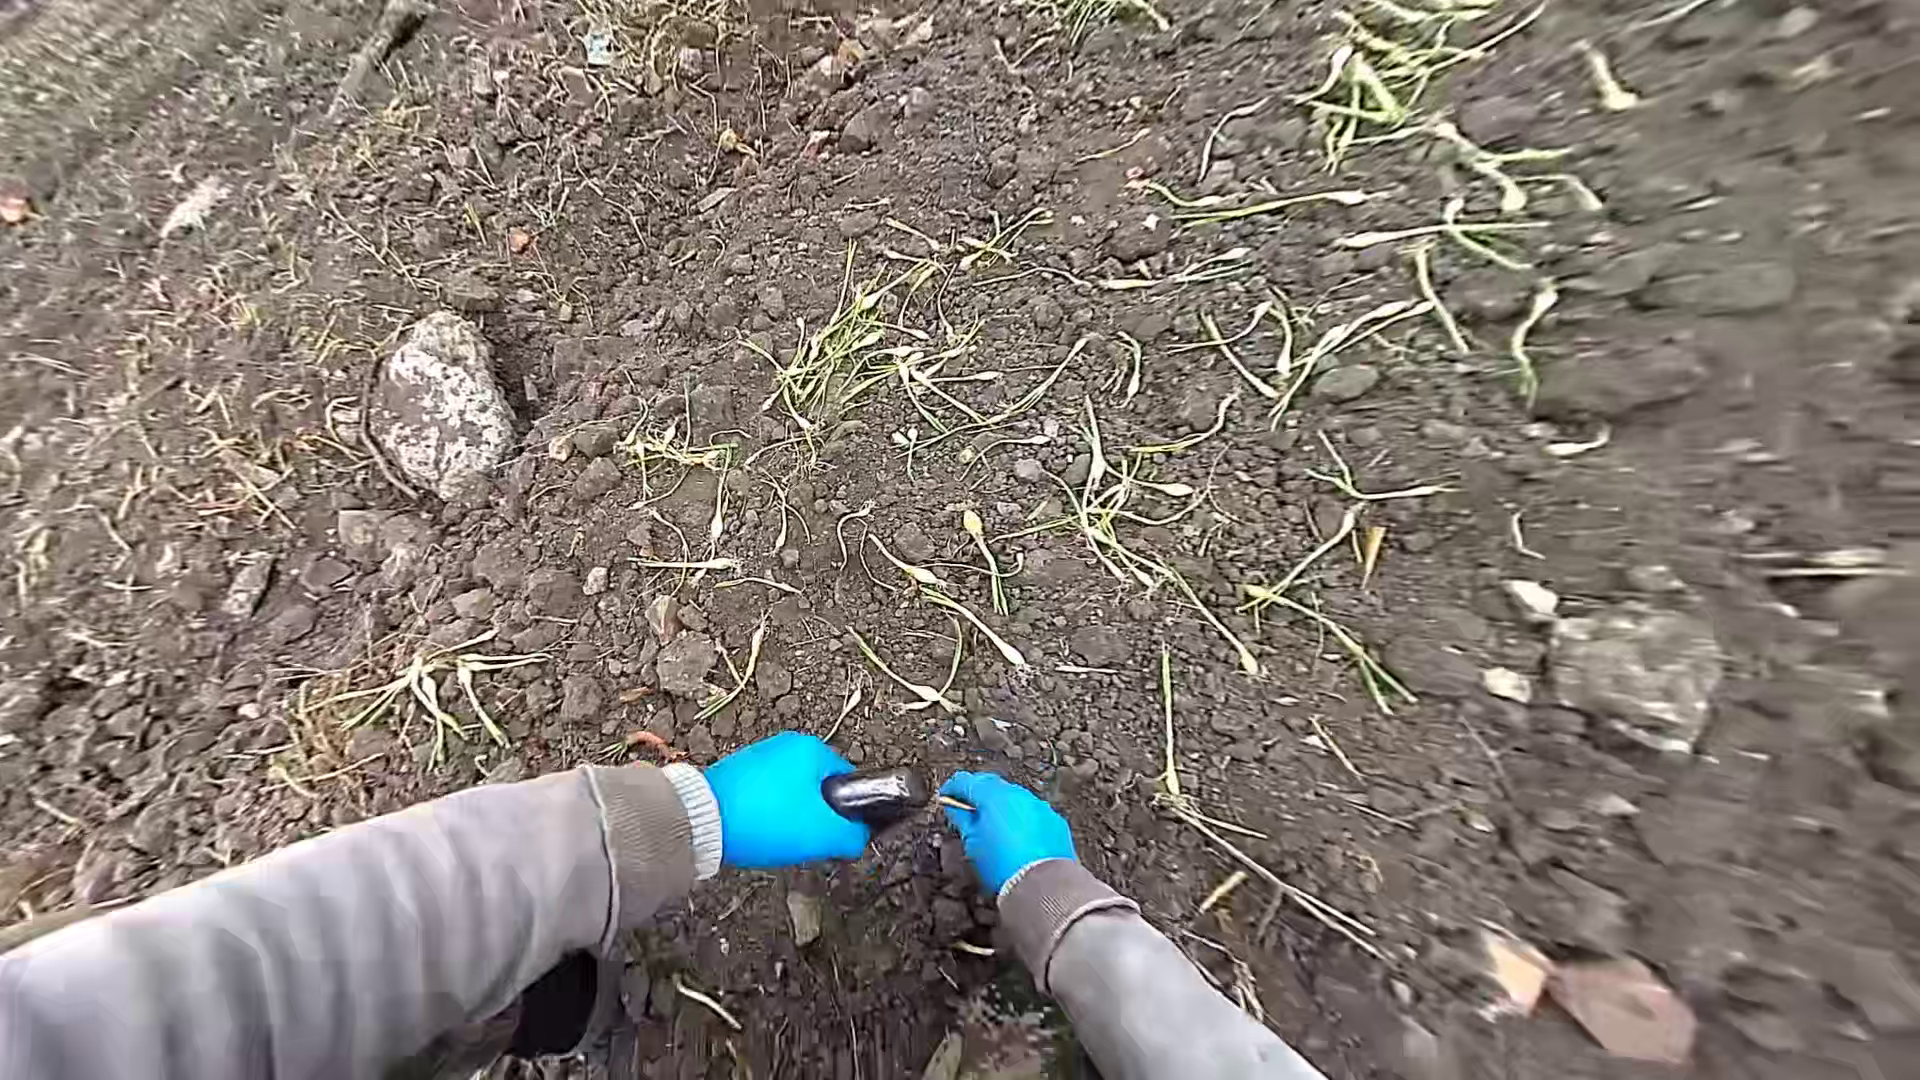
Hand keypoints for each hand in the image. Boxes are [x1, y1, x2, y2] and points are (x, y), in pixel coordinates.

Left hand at [704, 733, 869, 867]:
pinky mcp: (739, 771)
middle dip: (815, 814)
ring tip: (778, 837)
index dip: (844, 810)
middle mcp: (788, 744)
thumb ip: (852, 836)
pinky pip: (766, 794)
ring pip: (792, 791)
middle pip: (818, 786)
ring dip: (790, 814)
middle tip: (805, 837)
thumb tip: (860, 838)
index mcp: (812, 749)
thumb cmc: (764, 818)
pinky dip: (767, 812)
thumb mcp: (821, 833)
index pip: (846, 780)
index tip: (833, 832)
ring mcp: (761, 756)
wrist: (701, 820)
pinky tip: (759, 830)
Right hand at [939, 771, 1076, 893]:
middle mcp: (1017, 794)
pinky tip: (1016, 836)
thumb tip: (954, 807)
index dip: (953, 787)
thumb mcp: (972, 843)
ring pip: (1013, 798)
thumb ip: (962, 819)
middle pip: (991, 785)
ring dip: (1001, 806)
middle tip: (967, 807)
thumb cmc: (1002, 866)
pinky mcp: (1053, 819)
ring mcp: (1037, 805)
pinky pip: (1032, 812)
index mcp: (992, 795)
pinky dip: (1021, 818)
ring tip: (992, 825)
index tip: (946, 795)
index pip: (966, 782)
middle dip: (977, 793)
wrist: (1042, 887)